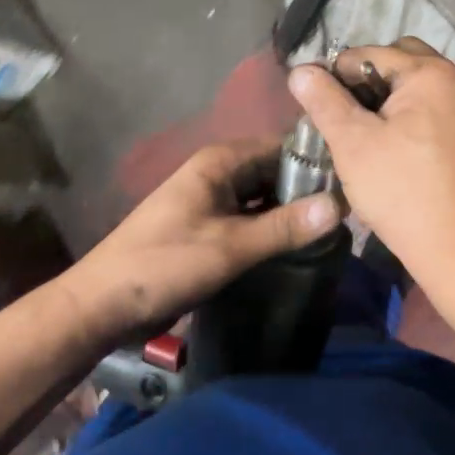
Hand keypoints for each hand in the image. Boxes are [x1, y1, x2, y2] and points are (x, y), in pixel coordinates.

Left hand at [66, 139, 341, 337]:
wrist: (99, 307)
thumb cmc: (164, 265)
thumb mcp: (230, 247)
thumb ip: (285, 227)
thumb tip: (341, 205)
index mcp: (222, 161)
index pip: (283, 146)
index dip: (317, 161)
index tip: (354, 179)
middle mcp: (220, 171)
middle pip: (276, 170)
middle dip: (308, 188)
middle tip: (350, 210)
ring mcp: (213, 199)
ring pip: (266, 195)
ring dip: (292, 210)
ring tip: (334, 228)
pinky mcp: (209, 226)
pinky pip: (252, 216)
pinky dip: (274, 226)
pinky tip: (300, 244)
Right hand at [288, 39, 454, 282]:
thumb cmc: (400, 189)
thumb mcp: (352, 142)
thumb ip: (324, 100)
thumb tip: (300, 70)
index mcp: (430, 73)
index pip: (371, 53)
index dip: (338, 73)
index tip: (317, 104)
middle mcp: (454, 78)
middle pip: (399, 60)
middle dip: (366, 78)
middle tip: (343, 113)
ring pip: (416, 83)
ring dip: (386, 95)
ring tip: (360, 129)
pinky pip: (431, 103)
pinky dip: (408, 111)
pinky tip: (387, 141)